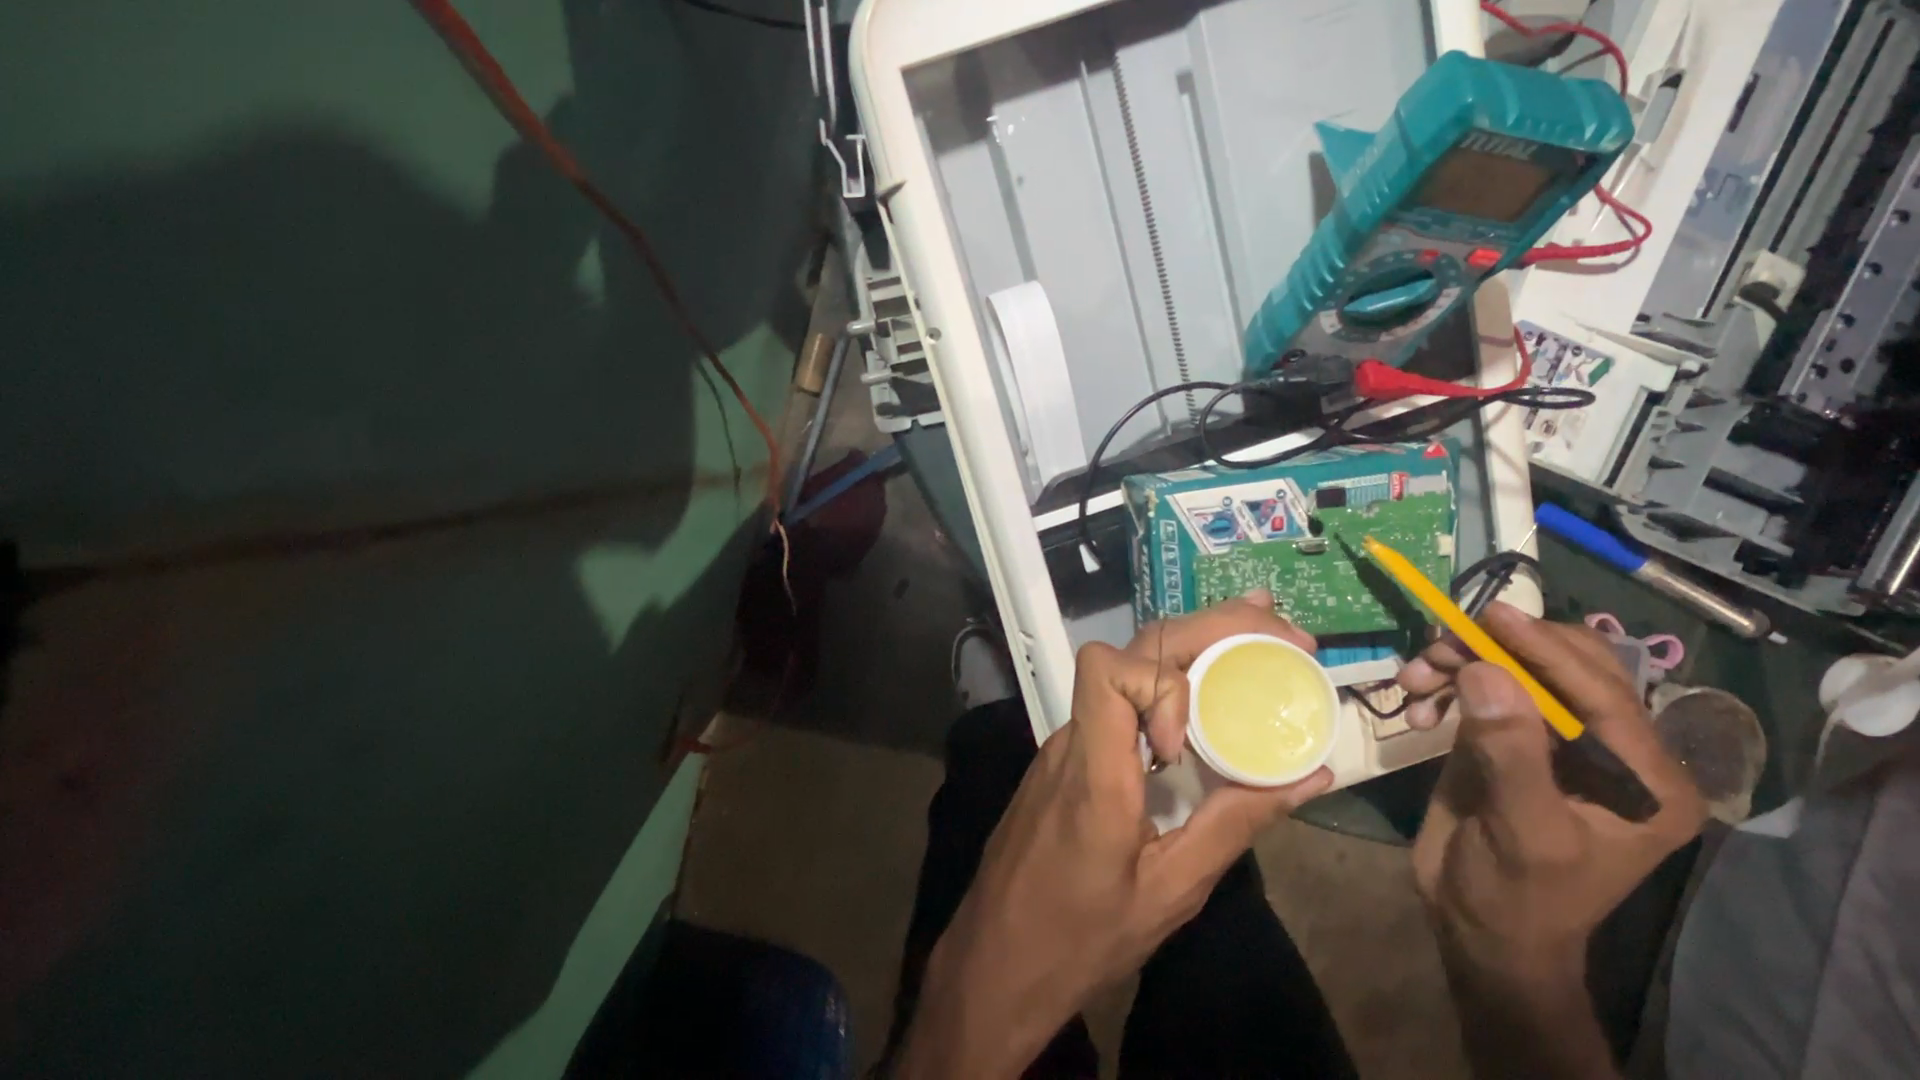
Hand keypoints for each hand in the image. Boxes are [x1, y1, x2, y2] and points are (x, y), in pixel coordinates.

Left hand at [898, 593, 1332, 1078]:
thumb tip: (1308, 773)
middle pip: (1129, 652)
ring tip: (1260, 650)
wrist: (996, 961)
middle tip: (1282, 633)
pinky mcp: (1065, 764)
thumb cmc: (1080, 938)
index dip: (1160, 681)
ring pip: (1123, 675)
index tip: (1183, 744)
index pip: (1105, 669)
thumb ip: (1233, 825)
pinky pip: (1116, 709)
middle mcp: (1072, 743)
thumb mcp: (1170, 892)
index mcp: (1093, 772)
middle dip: (1206, 632)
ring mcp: (1062, 749)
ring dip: (1191, 658)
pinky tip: (1205, 714)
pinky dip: (1166, 696)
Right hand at [1397, 603, 1706, 1076]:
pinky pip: (1484, 693)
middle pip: (1564, 670)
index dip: (1547, 649)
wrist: (1481, 930)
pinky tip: (1417, 709)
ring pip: (1518, 674)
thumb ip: (1513, 754)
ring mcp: (1558, 744)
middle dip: (1498, 651)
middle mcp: (1610, 752)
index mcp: (1645, 779)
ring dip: (1462, 665)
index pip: (1604, 693)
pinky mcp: (1512, 743)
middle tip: (1439, 646)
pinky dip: (1447, 688)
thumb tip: (1486, 673)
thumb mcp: (1523, 832)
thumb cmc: (1518, 896)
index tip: (1493, 614)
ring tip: (1413, 678)